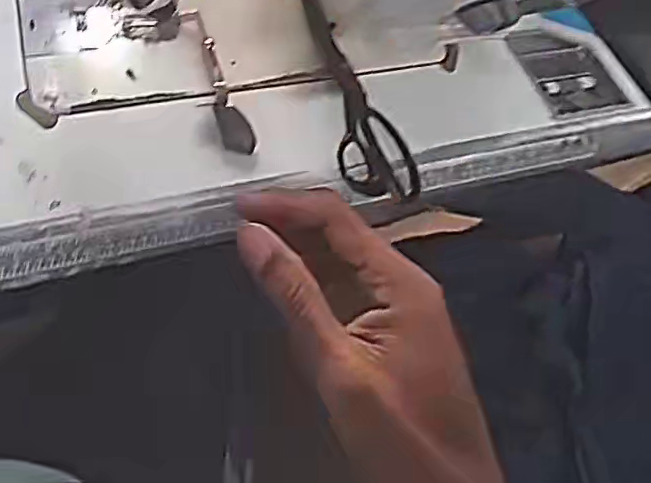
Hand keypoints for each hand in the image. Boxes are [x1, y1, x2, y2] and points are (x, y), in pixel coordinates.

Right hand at [237, 190, 502, 482]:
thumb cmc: (410, 447)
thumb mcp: (340, 369)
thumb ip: (295, 295)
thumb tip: (254, 238)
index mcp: (402, 284)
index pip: (334, 217)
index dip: (283, 203)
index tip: (242, 205)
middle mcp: (402, 284)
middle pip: (335, 228)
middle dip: (285, 216)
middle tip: (240, 218)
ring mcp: (395, 304)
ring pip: (334, 251)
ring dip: (291, 240)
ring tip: (250, 238)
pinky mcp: (384, 325)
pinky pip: (338, 279)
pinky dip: (303, 268)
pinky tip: (278, 272)